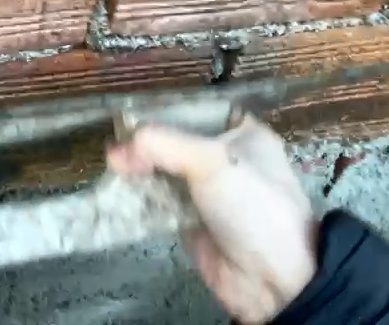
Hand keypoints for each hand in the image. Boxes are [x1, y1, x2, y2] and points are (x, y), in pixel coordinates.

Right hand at [107, 116, 319, 324]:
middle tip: (115, 136)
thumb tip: (114, 152)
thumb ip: (159, 144)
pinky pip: (160, 199)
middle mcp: (225, 158)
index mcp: (242, 133)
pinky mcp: (192, 219)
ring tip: (112, 162)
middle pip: (175, 138)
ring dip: (139, 166)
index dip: (165, 106)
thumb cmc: (252, 204)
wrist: (275, 282)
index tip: (131, 105)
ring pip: (164, 168)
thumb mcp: (208, 160)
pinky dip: (141, 194)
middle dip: (146, 139)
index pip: (196, 108)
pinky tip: (119, 186)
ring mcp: (207, 190)